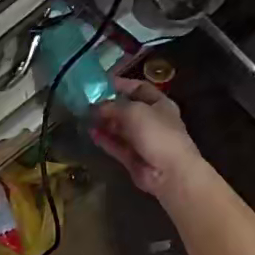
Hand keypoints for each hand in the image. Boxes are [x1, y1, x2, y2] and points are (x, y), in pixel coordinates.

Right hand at [90, 77, 206, 199]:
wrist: (169, 172)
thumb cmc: (156, 133)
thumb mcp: (134, 111)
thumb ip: (113, 106)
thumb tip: (96, 107)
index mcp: (160, 104)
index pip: (139, 89)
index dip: (122, 84)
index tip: (101, 83)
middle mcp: (151, 121)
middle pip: (127, 109)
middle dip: (108, 105)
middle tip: (87, 102)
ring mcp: (142, 140)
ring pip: (119, 128)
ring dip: (104, 122)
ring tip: (85, 117)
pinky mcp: (133, 157)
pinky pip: (116, 145)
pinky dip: (104, 139)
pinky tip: (90, 133)